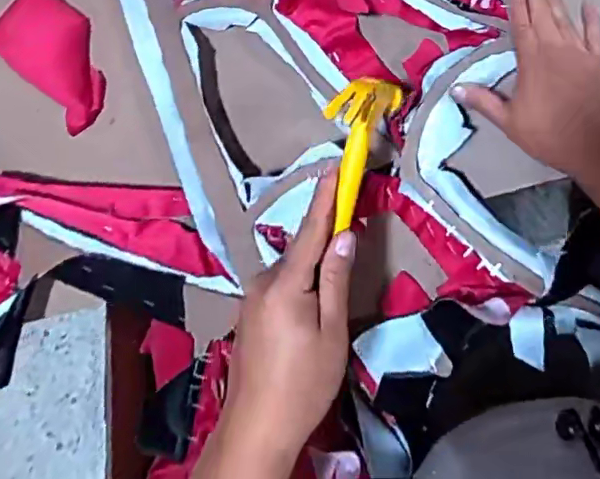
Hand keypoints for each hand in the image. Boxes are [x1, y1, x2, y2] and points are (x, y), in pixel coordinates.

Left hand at [195, 167, 355, 478]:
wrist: (254, 432)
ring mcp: (252, 298)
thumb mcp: (331, 333)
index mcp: (286, 283)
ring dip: (313, 265)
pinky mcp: (249, 313)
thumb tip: (345, 234)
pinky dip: (299, 282)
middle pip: (301, 249)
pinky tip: (310, 306)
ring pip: (291, 269)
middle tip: (350, 225)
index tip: (335, 166)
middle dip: (325, 236)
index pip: (311, 229)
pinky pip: (280, 285)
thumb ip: (336, 279)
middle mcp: (264, 282)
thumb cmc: (303, 385)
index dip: (326, 196)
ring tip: (333, 282)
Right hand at [451, 0, 599, 180]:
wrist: (598, 147)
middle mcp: (555, 49)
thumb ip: (484, 101)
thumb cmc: (550, 135)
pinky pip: (595, 34)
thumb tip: (456, 87)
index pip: (521, 25)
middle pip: (542, 14)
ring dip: (555, 0)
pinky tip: (589, 5)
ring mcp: (580, 53)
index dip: (516, 3)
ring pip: (565, 19)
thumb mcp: (510, 122)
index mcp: (532, 60)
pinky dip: (592, 19)